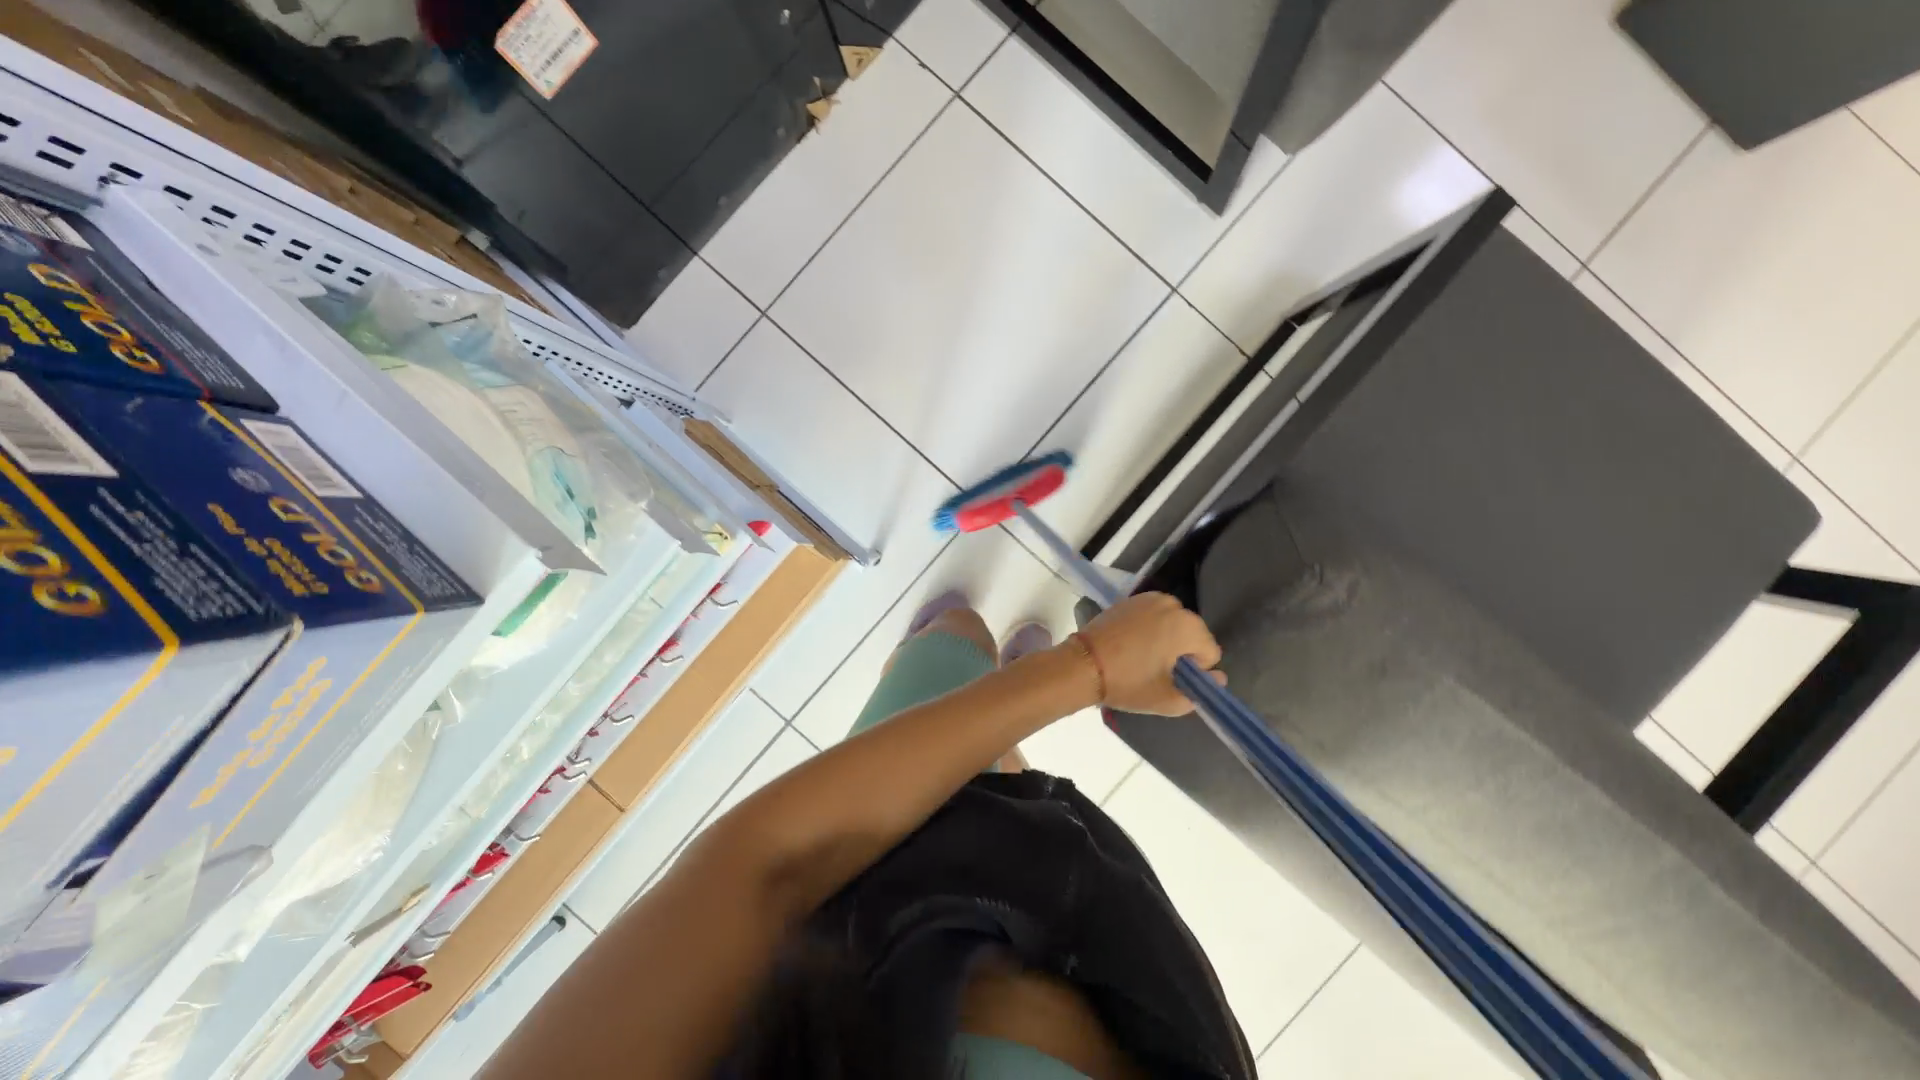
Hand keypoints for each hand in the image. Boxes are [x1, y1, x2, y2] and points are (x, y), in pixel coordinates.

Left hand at [1071, 592, 1224, 715]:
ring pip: (1173, 624)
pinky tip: (1132, 645)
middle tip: (1157, 671)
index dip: (1195, 671)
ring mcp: (1149, 598)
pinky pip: (1153, 616)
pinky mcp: (1130, 599)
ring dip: (1166, 639)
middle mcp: (1172, 605)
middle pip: (1192, 634)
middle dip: (1182, 652)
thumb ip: (1199, 693)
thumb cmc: (1127, 682)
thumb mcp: (1167, 699)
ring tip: (1143, 658)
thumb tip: (1216, 679)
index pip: (1210, 652)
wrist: (1082, 664)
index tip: (1171, 679)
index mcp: (1187, 626)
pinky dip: (1150, 629)